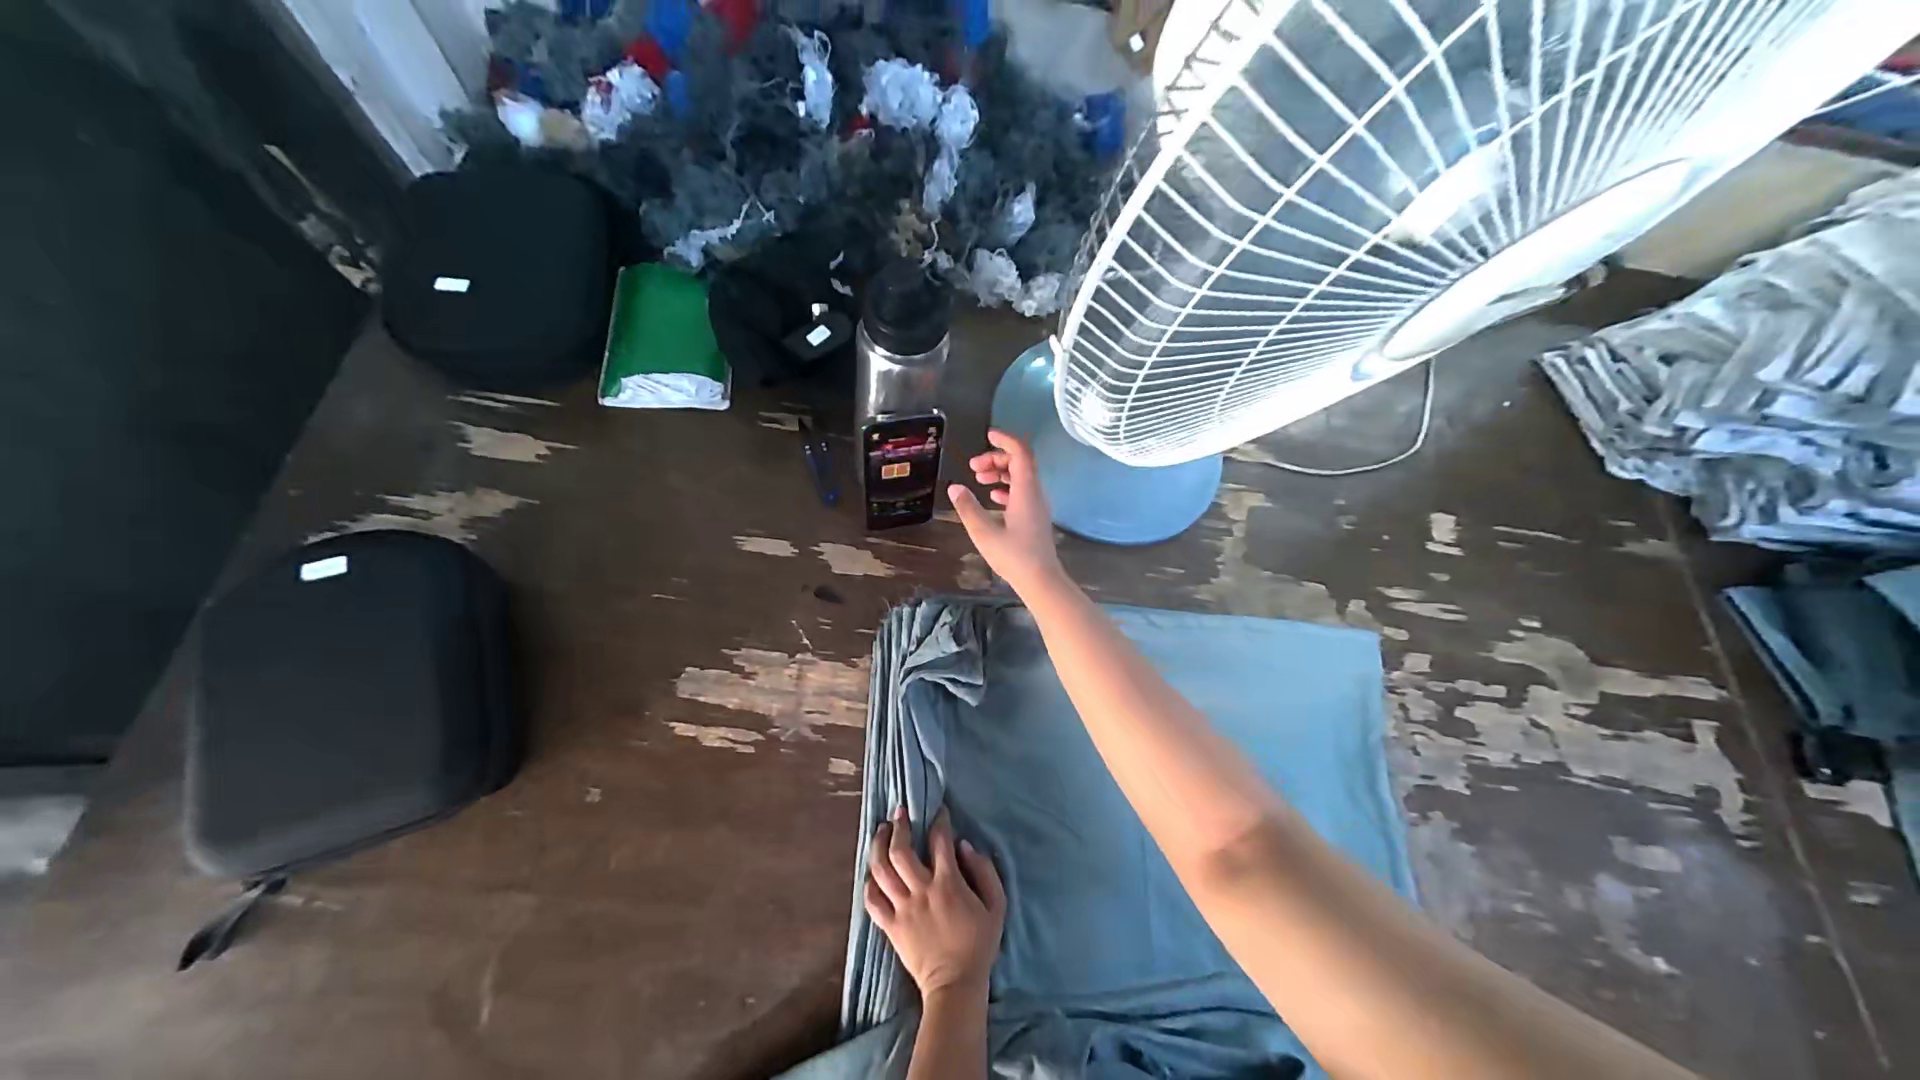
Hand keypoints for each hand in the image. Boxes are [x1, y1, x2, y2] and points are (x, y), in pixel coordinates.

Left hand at [865, 806, 1006, 998]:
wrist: (956, 985)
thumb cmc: (979, 944)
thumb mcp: (996, 906)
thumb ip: (985, 872)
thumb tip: (965, 846)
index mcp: (948, 884)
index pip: (940, 841)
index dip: (939, 820)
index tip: (939, 811)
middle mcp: (921, 891)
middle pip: (901, 850)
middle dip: (899, 826)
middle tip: (899, 812)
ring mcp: (902, 908)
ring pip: (881, 870)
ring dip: (878, 845)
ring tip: (880, 831)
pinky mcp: (890, 926)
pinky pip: (872, 900)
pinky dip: (869, 883)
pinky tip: (872, 871)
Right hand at [947, 429, 1065, 597]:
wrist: (1041, 580)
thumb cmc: (1014, 556)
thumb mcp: (984, 532)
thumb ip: (968, 508)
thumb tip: (954, 488)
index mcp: (1026, 490)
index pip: (1020, 452)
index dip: (1005, 439)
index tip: (987, 435)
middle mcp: (1035, 493)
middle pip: (1020, 462)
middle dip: (996, 457)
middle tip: (973, 466)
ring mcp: (1037, 505)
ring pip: (1021, 477)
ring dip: (1001, 471)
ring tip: (979, 477)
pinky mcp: (1035, 517)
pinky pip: (1022, 491)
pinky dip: (1007, 486)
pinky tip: (992, 496)